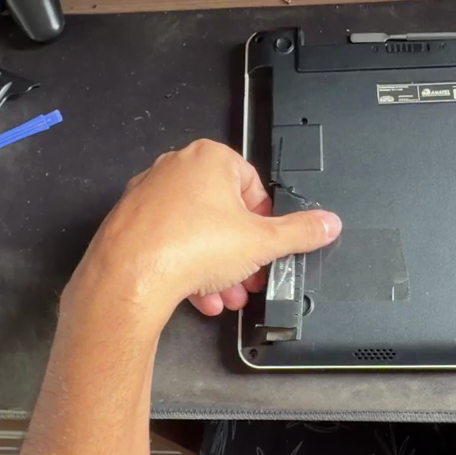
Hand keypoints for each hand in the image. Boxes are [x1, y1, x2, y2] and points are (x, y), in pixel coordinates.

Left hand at [72, 139, 341, 318]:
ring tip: (226, 293)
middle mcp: (176, 168)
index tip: (268, 244)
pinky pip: (169, 242)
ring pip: (196, 232)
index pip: (252, 183)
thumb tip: (325, 223)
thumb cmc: (186, 246)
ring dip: (217, 267)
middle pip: (223, 212)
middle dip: (240, 252)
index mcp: (209, 158)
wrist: (130, 277)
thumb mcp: (262, 242)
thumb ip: (300, 232)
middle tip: (250, 276)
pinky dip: (187, 267)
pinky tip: (200, 296)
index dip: (264, 220)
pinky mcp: (131, 223)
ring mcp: (150, 195)